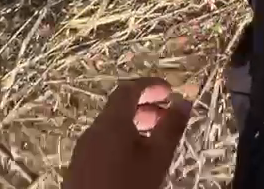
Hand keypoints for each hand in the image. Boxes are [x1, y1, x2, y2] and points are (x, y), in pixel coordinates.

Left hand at [62, 79, 190, 188]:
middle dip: (145, 106)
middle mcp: (93, 131)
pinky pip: (102, 142)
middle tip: (166, 116)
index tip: (170, 91)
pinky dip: (121, 140)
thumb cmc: (128, 186)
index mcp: (111, 122)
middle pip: (119, 107)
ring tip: (154, 141)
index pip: (129, 89)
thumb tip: (184, 102)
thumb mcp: (157, 158)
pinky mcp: (79, 169)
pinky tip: (134, 160)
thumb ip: (171, 127)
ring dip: (134, 125)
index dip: (151, 85)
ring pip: (111, 126)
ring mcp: (83, 151)